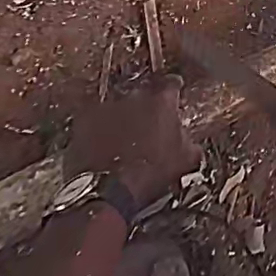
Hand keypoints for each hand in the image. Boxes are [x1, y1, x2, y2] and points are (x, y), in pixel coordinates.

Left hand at [68, 76, 201, 206]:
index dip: (174, 89)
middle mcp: (136, 95)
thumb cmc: (152, 173)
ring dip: (124, 114)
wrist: (109, 191)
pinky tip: (102, 139)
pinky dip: (100, 125)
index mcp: (163, 100)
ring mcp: (108, 105)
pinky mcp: (85, 118)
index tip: (174, 96)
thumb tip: (190, 141)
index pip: (172, 83)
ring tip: (124, 133)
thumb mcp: (185, 159)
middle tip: (149, 121)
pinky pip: (96, 116)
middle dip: (148, 104)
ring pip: (120, 103)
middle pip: (145, 91)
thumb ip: (190, 141)